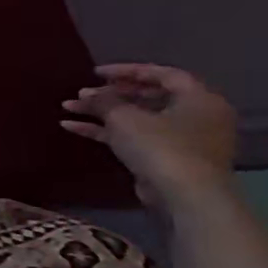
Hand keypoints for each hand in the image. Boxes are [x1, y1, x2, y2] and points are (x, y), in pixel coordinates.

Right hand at [61, 63, 237, 208]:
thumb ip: (104, 101)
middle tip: (81, 93)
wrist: (185, 196)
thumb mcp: (125, 118)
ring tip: (68, 108)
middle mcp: (195, 115)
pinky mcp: (167, 159)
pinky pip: (134, 138)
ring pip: (136, 119)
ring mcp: (181, 140)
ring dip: (102, 113)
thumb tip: (87, 94)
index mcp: (198, 98)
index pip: (161, 74)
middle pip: (147, 97)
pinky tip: (73, 128)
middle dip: (110, 94)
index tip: (95, 72)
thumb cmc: (161, 146)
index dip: (126, 70)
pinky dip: (106, 132)